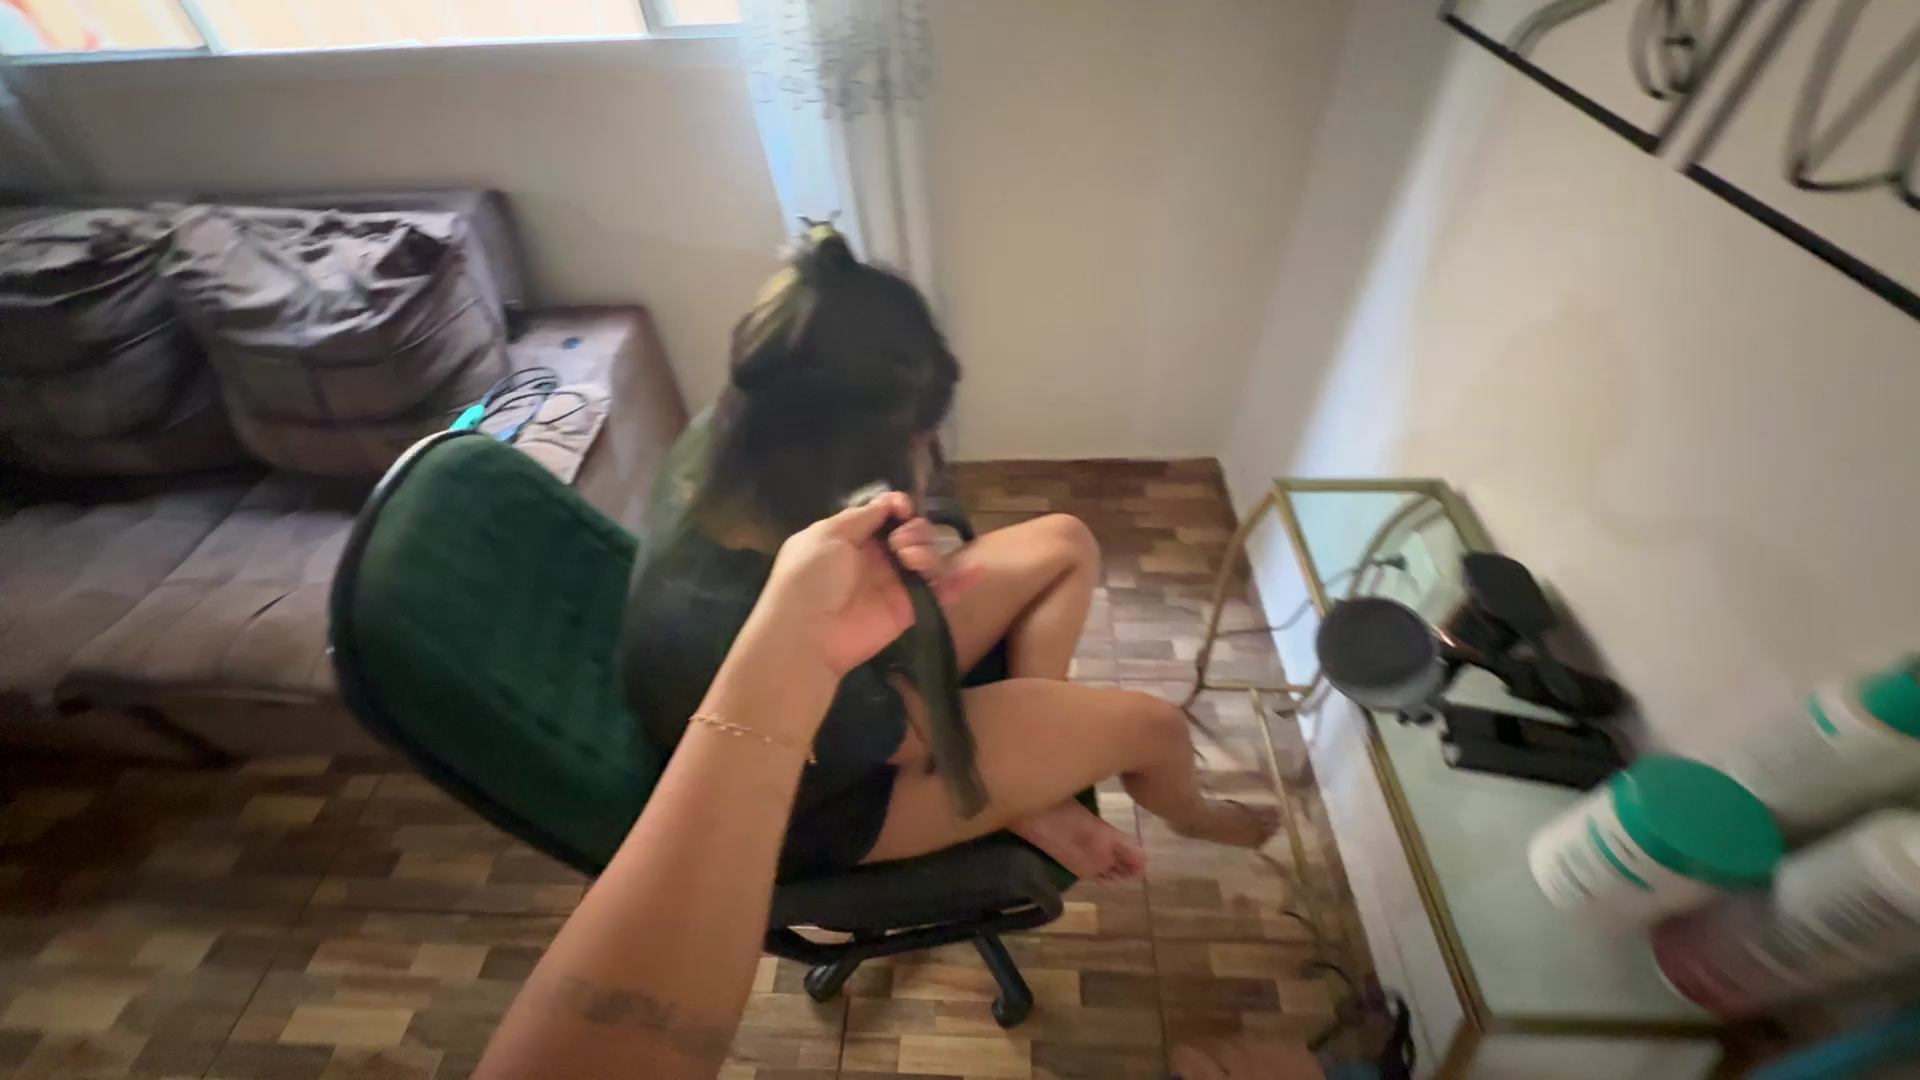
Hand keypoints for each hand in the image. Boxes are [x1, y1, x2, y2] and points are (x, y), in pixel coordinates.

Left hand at [759, 493, 978, 677]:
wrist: (807, 632)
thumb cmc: (809, 576)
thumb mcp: (828, 534)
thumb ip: (861, 517)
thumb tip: (889, 503)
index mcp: (852, 537)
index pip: (886, 515)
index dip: (899, 508)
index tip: (903, 509)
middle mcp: (875, 558)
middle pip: (912, 533)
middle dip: (914, 531)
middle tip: (901, 544)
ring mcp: (893, 584)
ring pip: (927, 558)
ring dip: (926, 552)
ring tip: (910, 561)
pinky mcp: (908, 609)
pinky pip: (939, 592)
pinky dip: (960, 581)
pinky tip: (977, 570)